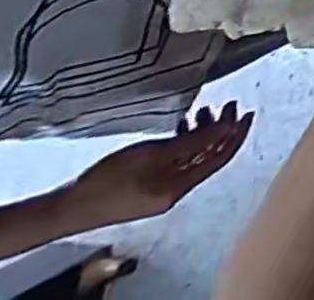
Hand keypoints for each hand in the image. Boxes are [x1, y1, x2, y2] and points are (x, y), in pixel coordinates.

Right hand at [61, 102, 253, 226]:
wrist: (65, 208)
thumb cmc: (110, 179)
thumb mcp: (155, 155)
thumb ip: (194, 142)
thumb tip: (228, 129)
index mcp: (181, 187)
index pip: (221, 158)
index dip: (237, 134)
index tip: (248, 112)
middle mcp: (177, 190)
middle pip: (210, 156)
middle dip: (222, 129)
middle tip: (227, 104)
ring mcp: (162, 189)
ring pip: (194, 156)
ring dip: (203, 132)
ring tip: (202, 110)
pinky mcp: (148, 185)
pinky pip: (178, 160)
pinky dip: (185, 141)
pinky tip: (182, 124)